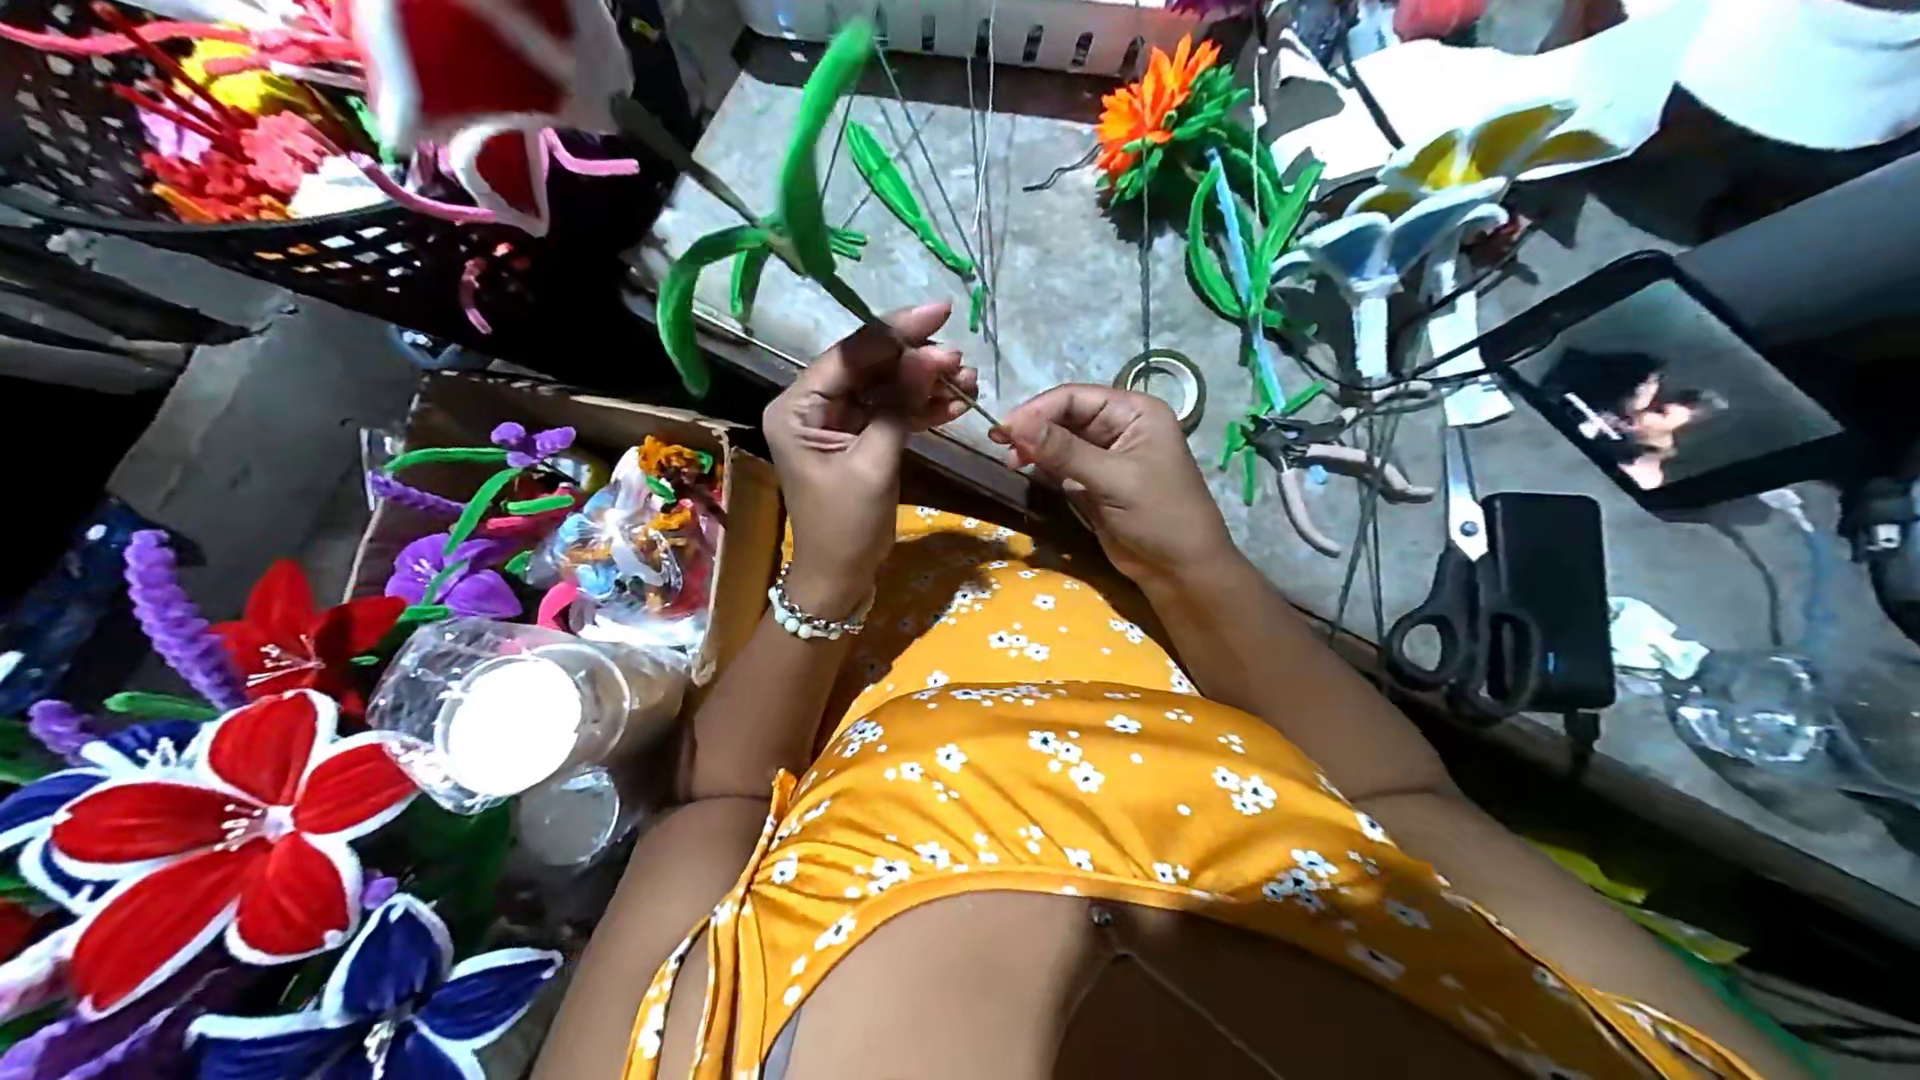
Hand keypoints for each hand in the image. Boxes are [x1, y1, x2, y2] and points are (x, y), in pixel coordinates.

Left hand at [763, 300, 975, 616]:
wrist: (841, 576)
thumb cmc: (845, 526)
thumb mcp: (873, 464)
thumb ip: (899, 407)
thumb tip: (932, 356)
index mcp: (797, 406)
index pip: (849, 355)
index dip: (895, 332)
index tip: (938, 312)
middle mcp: (813, 404)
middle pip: (870, 366)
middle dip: (917, 360)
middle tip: (961, 360)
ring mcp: (838, 420)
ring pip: (887, 387)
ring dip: (926, 384)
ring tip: (969, 381)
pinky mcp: (861, 437)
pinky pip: (893, 412)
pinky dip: (923, 408)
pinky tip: (956, 404)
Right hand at [993, 385, 1234, 586]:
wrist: (1179, 570)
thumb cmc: (1159, 516)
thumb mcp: (1112, 479)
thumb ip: (1063, 451)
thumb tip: (1014, 424)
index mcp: (1135, 412)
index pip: (1075, 398)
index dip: (1037, 410)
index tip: (1003, 429)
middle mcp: (1119, 426)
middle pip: (1064, 416)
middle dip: (1033, 429)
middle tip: (1000, 447)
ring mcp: (1106, 455)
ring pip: (1059, 441)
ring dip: (1034, 449)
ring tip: (1011, 463)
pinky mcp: (1094, 481)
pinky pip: (1061, 466)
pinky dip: (1043, 468)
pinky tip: (1026, 473)